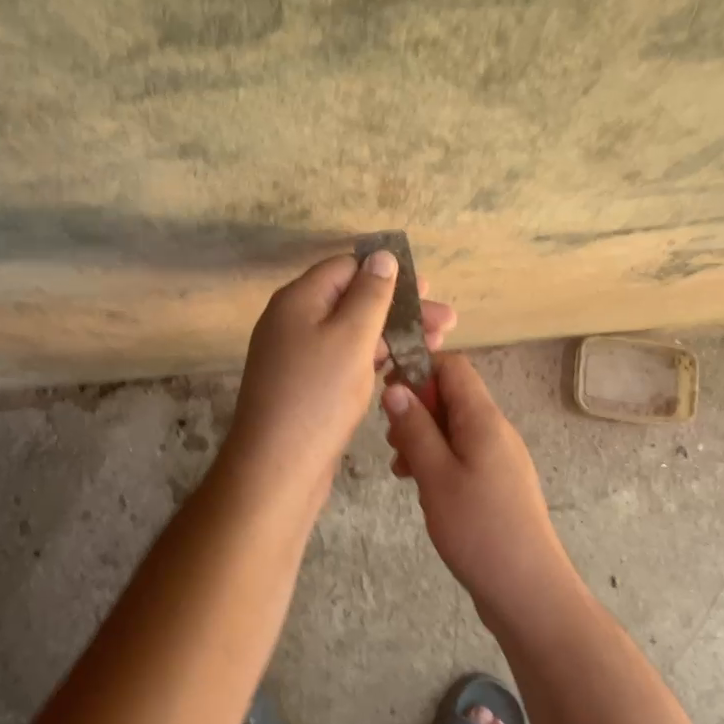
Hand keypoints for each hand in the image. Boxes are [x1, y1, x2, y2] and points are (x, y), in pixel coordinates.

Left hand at [220, 251, 455, 509]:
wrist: (276, 468)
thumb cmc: (317, 396)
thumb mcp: (351, 337)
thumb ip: (371, 294)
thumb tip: (381, 255)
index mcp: (298, 300)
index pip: (346, 267)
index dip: (387, 273)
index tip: (427, 286)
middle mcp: (293, 321)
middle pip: (352, 300)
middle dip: (400, 308)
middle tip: (447, 321)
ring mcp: (298, 356)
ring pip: (352, 333)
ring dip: (394, 335)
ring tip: (437, 344)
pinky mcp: (306, 386)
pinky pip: (344, 360)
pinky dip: (375, 360)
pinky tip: (405, 368)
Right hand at [380, 354, 574, 626]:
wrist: (528, 591)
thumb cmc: (478, 529)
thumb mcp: (435, 475)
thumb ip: (415, 429)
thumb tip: (395, 387)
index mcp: (484, 419)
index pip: (453, 367)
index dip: (418, 371)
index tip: (388, 399)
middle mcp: (496, 431)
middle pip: (452, 397)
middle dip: (417, 411)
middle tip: (392, 444)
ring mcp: (500, 459)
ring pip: (454, 429)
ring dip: (424, 440)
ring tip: (402, 471)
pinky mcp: (498, 485)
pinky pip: (463, 456)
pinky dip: (439, 462)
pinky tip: (424, 490)